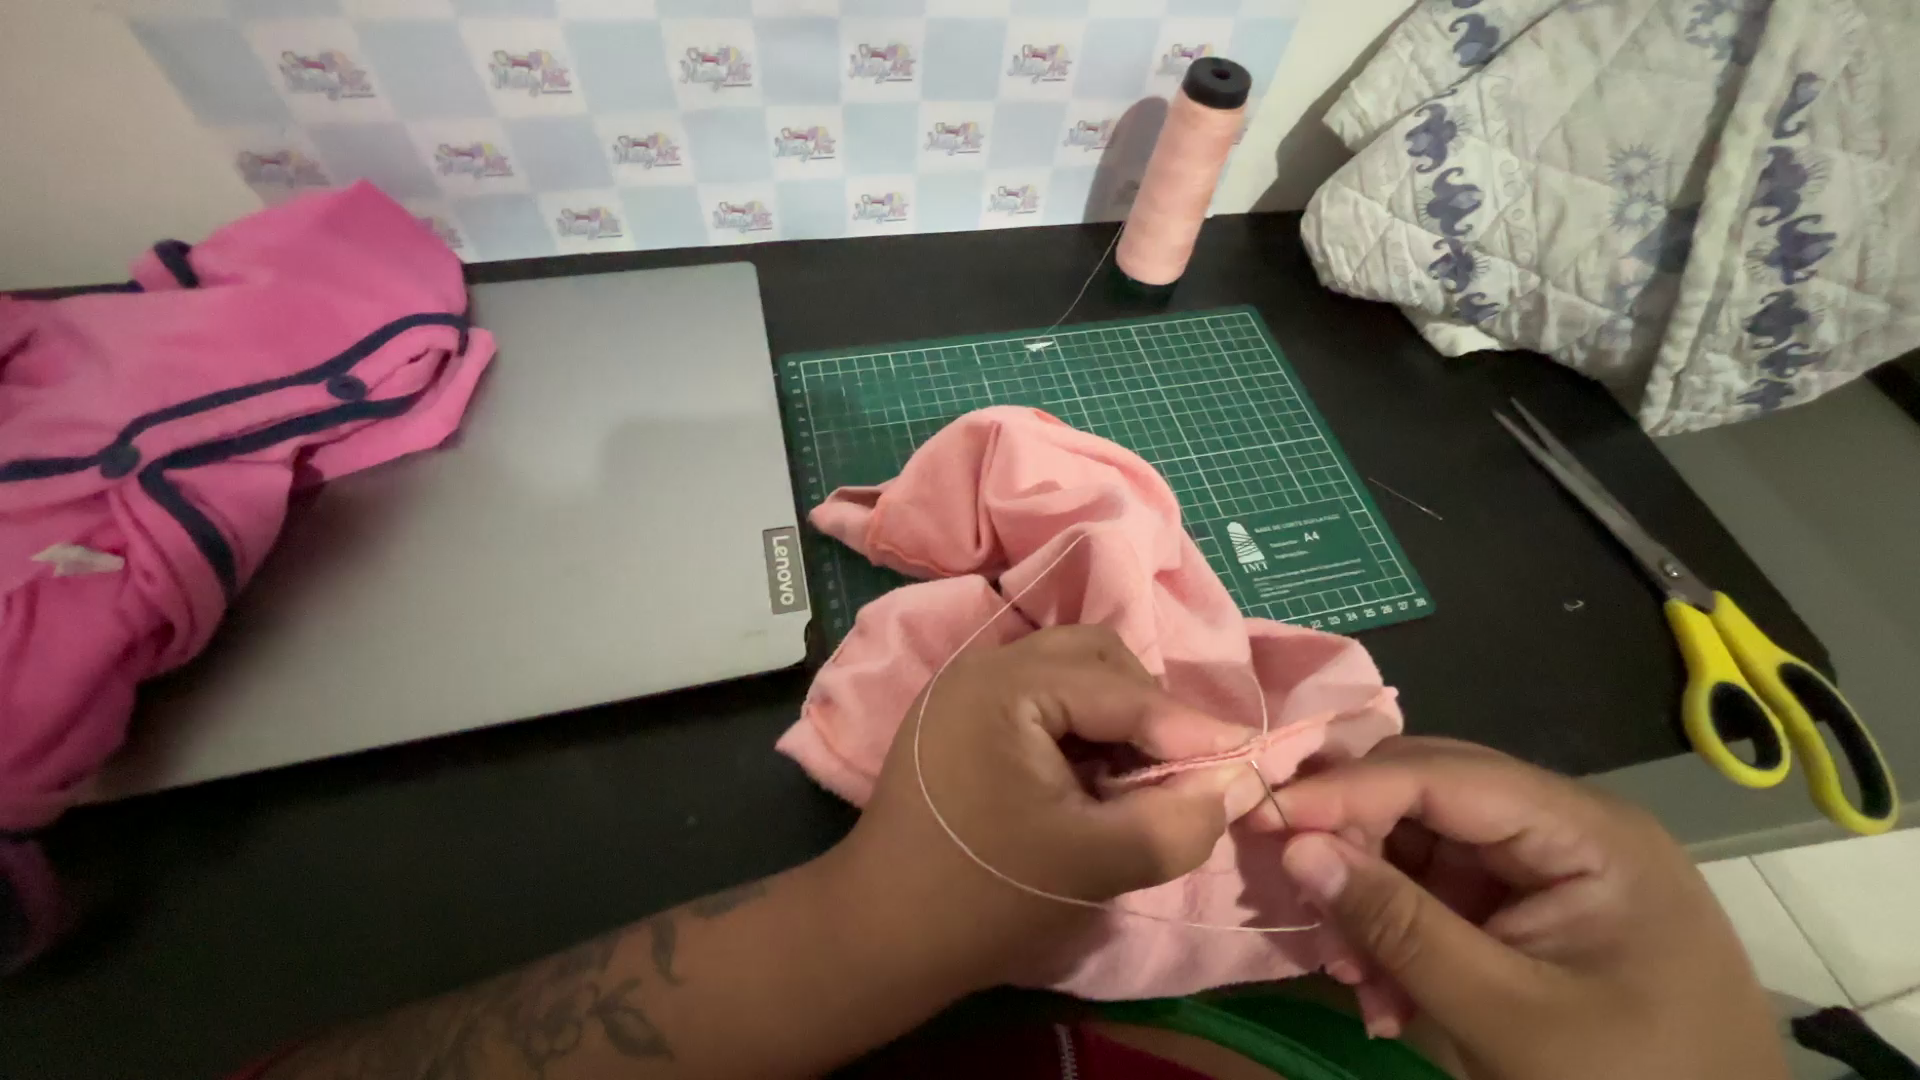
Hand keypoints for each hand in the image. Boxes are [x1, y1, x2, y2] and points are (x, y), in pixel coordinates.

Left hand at [825, 626, 1272, 991]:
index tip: (1245, 759)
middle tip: (1178, 766)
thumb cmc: (982, 897)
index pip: (1120, 689)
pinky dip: (1078, 727)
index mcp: (1004, 686)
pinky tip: (1089, 776)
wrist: (878, 935)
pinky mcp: (960, 717)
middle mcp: (981, 667)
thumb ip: (1175, 821)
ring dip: (1114, 714)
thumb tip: (1236, 783)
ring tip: (1134, 774)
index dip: (1188, 727)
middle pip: (1093, 656)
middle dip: (1146, 707)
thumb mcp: (1092, 864)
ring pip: (1068, 672)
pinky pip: (1039, 697)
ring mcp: (965, 688)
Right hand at [1265, 736, 1788, 1079]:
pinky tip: (1379, 987)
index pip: (1440, 776)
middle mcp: (1562, 827)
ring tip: (1349, 971)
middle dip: (1354, 844)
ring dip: (1367, 898)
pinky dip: (1391, 928)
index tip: (1266, 814)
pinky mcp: (1521, 903)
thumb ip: (1396, 926)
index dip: (1346, 789)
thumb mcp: (1509, 1019)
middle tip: (1301, 891)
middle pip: (1421, 796)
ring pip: (1413, 841)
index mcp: (1588, 833)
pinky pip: (1428, 887)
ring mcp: (1541, 865)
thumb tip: (1292, 846)